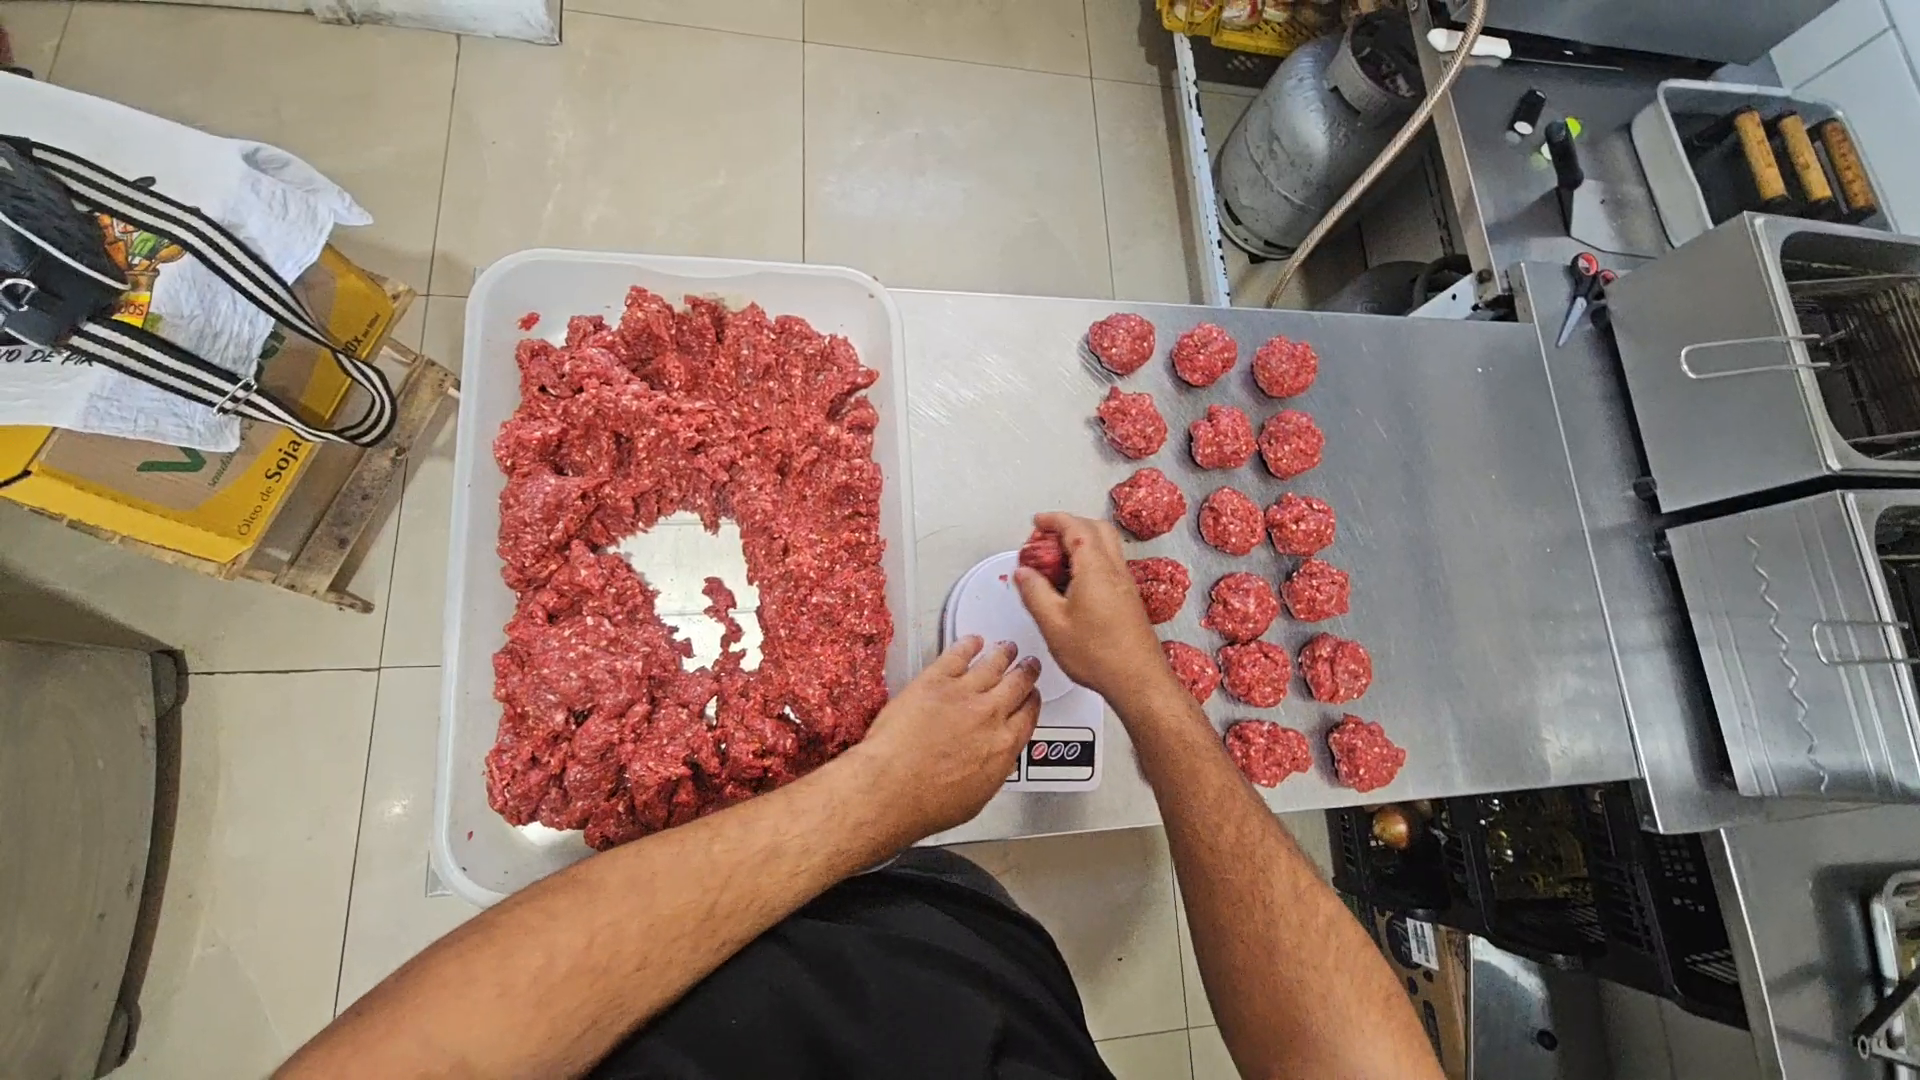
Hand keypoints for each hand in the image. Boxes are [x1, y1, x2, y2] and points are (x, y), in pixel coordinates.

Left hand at [849, 636, 1041, 839]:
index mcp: (1003, 745)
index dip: (1032, 701)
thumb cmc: (928, 800)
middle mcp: (989, 714)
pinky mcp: (935, 680)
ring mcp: (963, 693)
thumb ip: (992, 771)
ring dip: (1003, 654)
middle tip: (1029, 665)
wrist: (892, 786)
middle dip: (1025, 672)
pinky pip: (958, 655)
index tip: (1032, 695)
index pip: (1027, 714)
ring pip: (992, 664)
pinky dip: (969, 644)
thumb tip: (994, 763)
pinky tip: (972, 641)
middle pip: (1016, 684)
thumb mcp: (976, 797)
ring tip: (1007, 648)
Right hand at [1013, 512, 1170, 704]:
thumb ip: (1034, 593)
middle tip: (1045, 538)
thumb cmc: (1100, 656)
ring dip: (1080, 542)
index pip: (1075, 528)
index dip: (1053, 520)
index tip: (1038, 522)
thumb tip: (1024, 575)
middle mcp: (1114, 571)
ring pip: (1105, 545)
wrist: (1138, 679)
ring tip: (1055, 561)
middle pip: (1095, 529)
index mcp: (1095, 569)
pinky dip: (1088, 560)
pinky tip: (1072, 583)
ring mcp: (1125, 584)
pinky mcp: (1128, 598)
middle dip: (1068, 525)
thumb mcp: (1053, 624)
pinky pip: (1108, 564)